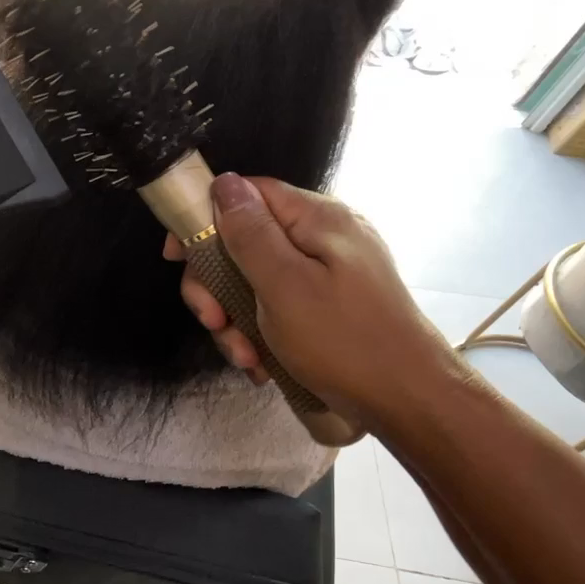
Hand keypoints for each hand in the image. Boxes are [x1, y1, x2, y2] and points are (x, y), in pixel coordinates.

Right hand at [166, 174, 463, 426]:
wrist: (408, 400)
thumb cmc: (342, 340)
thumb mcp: (283, 285)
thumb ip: (250, 233)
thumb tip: (223, 182)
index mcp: (317, 220)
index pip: (248, 194)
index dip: (205, 219)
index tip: (176, 259)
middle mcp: (323, 237)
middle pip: (244, 242)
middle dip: (217, 285)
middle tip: (214, 324)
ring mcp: (328, 272)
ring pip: (253, 281)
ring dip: (236, 320)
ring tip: (245, 357)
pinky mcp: (328, 304)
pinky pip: (276, 306)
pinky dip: (260, 332)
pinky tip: (262, 362)